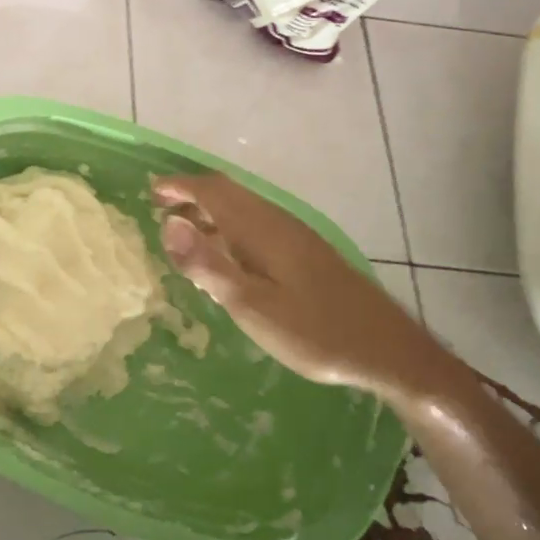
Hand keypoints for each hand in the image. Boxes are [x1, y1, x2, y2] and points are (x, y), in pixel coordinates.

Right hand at [153, 172, 462, 402]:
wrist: (390, 353)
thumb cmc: (314, 332)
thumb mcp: (251, 306)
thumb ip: (207, 265)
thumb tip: (168, 223)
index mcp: (261, 229)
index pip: (212, 190)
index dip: (179, 186)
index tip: (149, 192)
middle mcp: (278, 222)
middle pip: (229, 192)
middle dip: (192, 194)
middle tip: (161, 208)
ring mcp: (297, 237)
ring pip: (244, 208)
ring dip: (211, 211)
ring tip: (187, 233)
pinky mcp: (308, 253)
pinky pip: (258, 224)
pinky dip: (231, 226)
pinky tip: (230, 257)